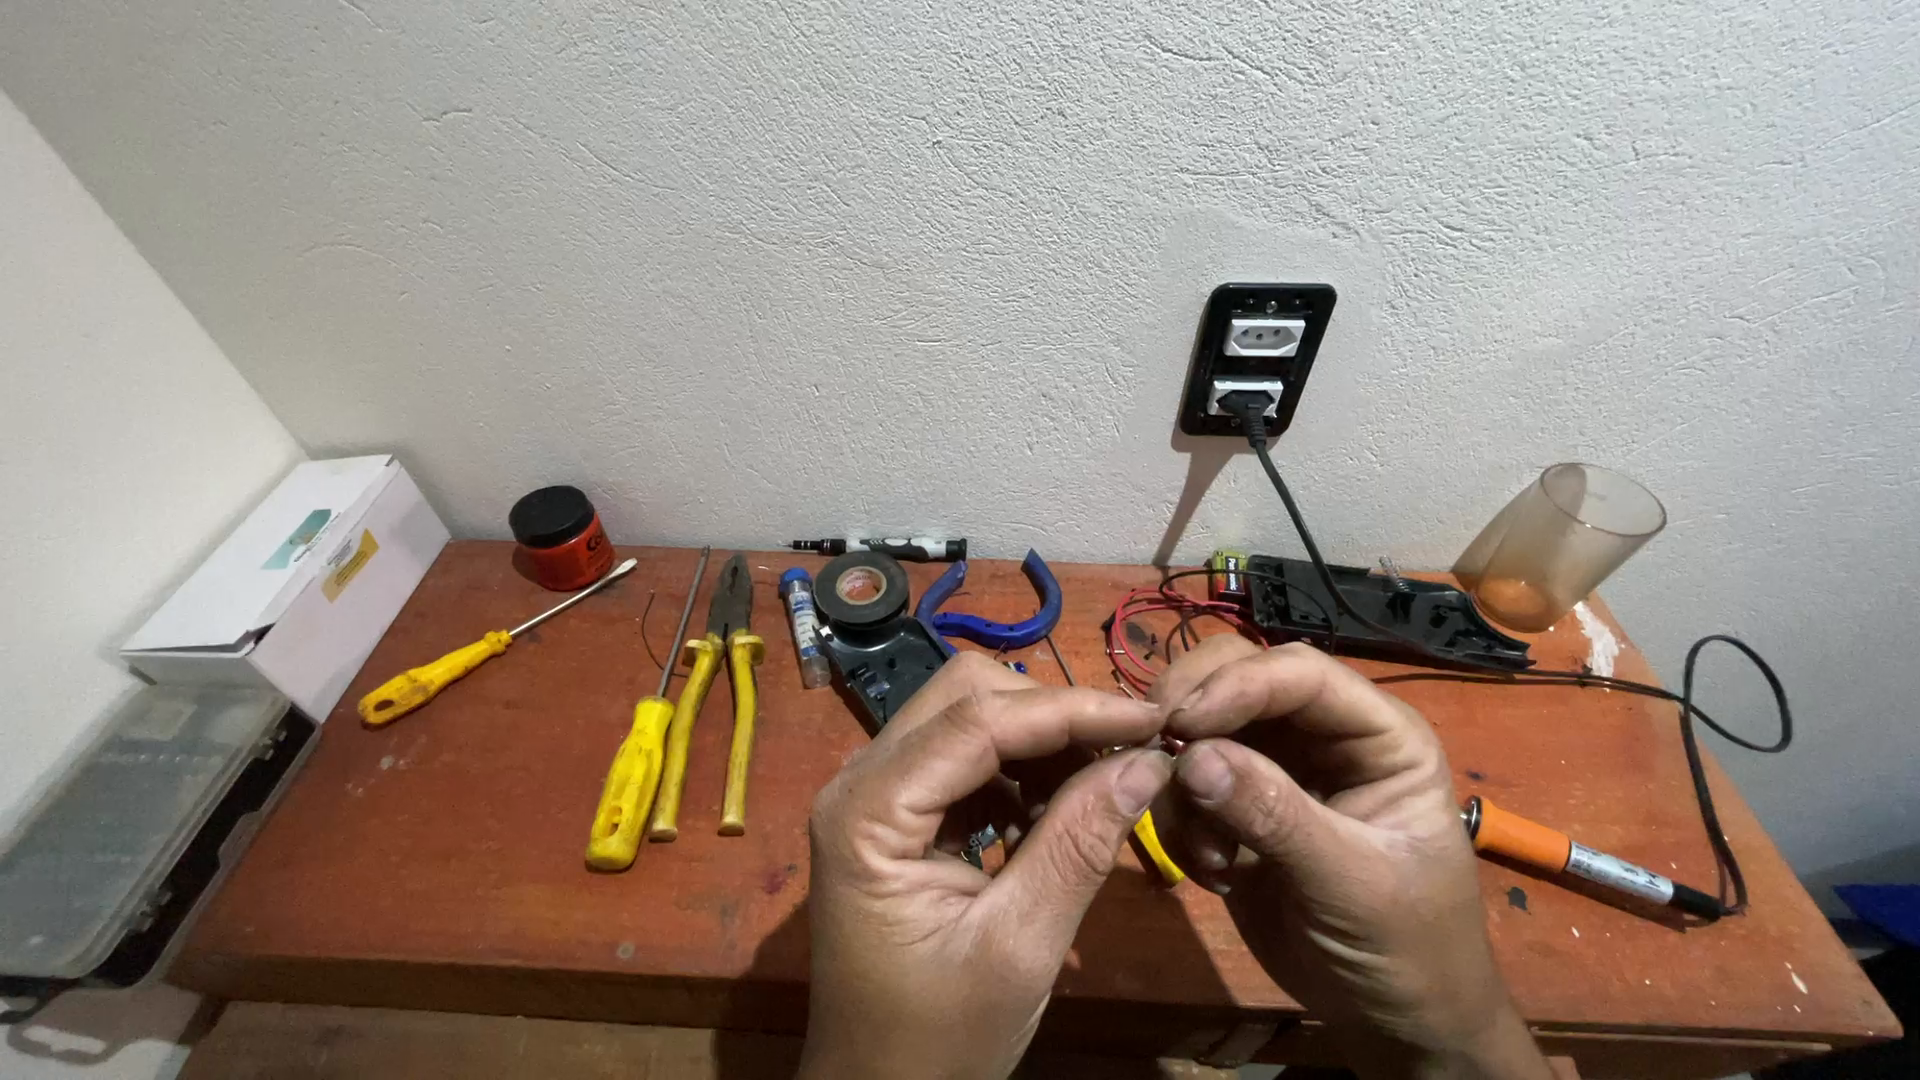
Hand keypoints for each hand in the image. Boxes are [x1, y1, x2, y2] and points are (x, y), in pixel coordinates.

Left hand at [800, 652, 1173, 1079]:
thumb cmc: (937, 1039)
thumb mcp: (1018, 949)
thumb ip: (1078, 846)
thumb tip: (1147, 762)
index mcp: (868, 811)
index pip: (976, 721)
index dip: (1069, 709)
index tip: (1149, 720)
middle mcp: (861, 778)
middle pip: (965, 695)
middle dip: (1052, 713)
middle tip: (1125, 753)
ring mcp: (876, 788)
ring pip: (969, 714)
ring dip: (1041, 737)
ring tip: (1098, 785)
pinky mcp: (898, 805)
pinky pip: (967, 753)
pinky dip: (1021, 766)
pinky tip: (1056, 808)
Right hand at [1152, 637, 1550, 1079]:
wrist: (1388, 1019)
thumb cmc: (1405, 949)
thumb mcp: (1352, 884)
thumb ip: (1275, 815)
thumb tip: (1191, 758)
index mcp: (1376, 734)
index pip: (1299, 673)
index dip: (1237, 684)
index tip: (1180, 723)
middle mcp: (1319, 732)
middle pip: (1237, 673)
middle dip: (1192, 707)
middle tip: (1154, 746)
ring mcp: (1274, 763)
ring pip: (1199, 723)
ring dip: (1182, 779)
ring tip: (1208, 852)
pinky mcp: (1234, 799)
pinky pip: (1182, 776)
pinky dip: (1179, 816)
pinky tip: (1211, 870)